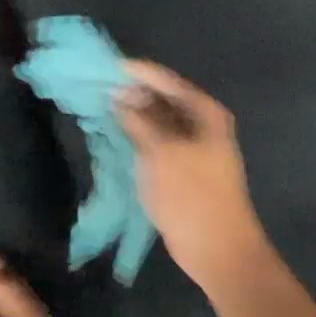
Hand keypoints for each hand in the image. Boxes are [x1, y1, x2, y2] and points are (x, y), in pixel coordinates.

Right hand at [117, 60, 273, 289]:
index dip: (137, 73)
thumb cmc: (192, 197)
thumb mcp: (161, 154)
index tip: (105, 67)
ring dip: (135, 116)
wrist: (218, 248)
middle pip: (165, 100)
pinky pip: (160, 143)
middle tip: (97, 88)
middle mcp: (204, 125)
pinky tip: (118, 138)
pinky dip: (140, 138)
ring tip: (101, 109)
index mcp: (205, 114)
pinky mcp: (186, 170)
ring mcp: (196, 148)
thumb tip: (120, 95)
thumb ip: (139, 121)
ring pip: (160, 122)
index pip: (167, 81)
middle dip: (133, 94)